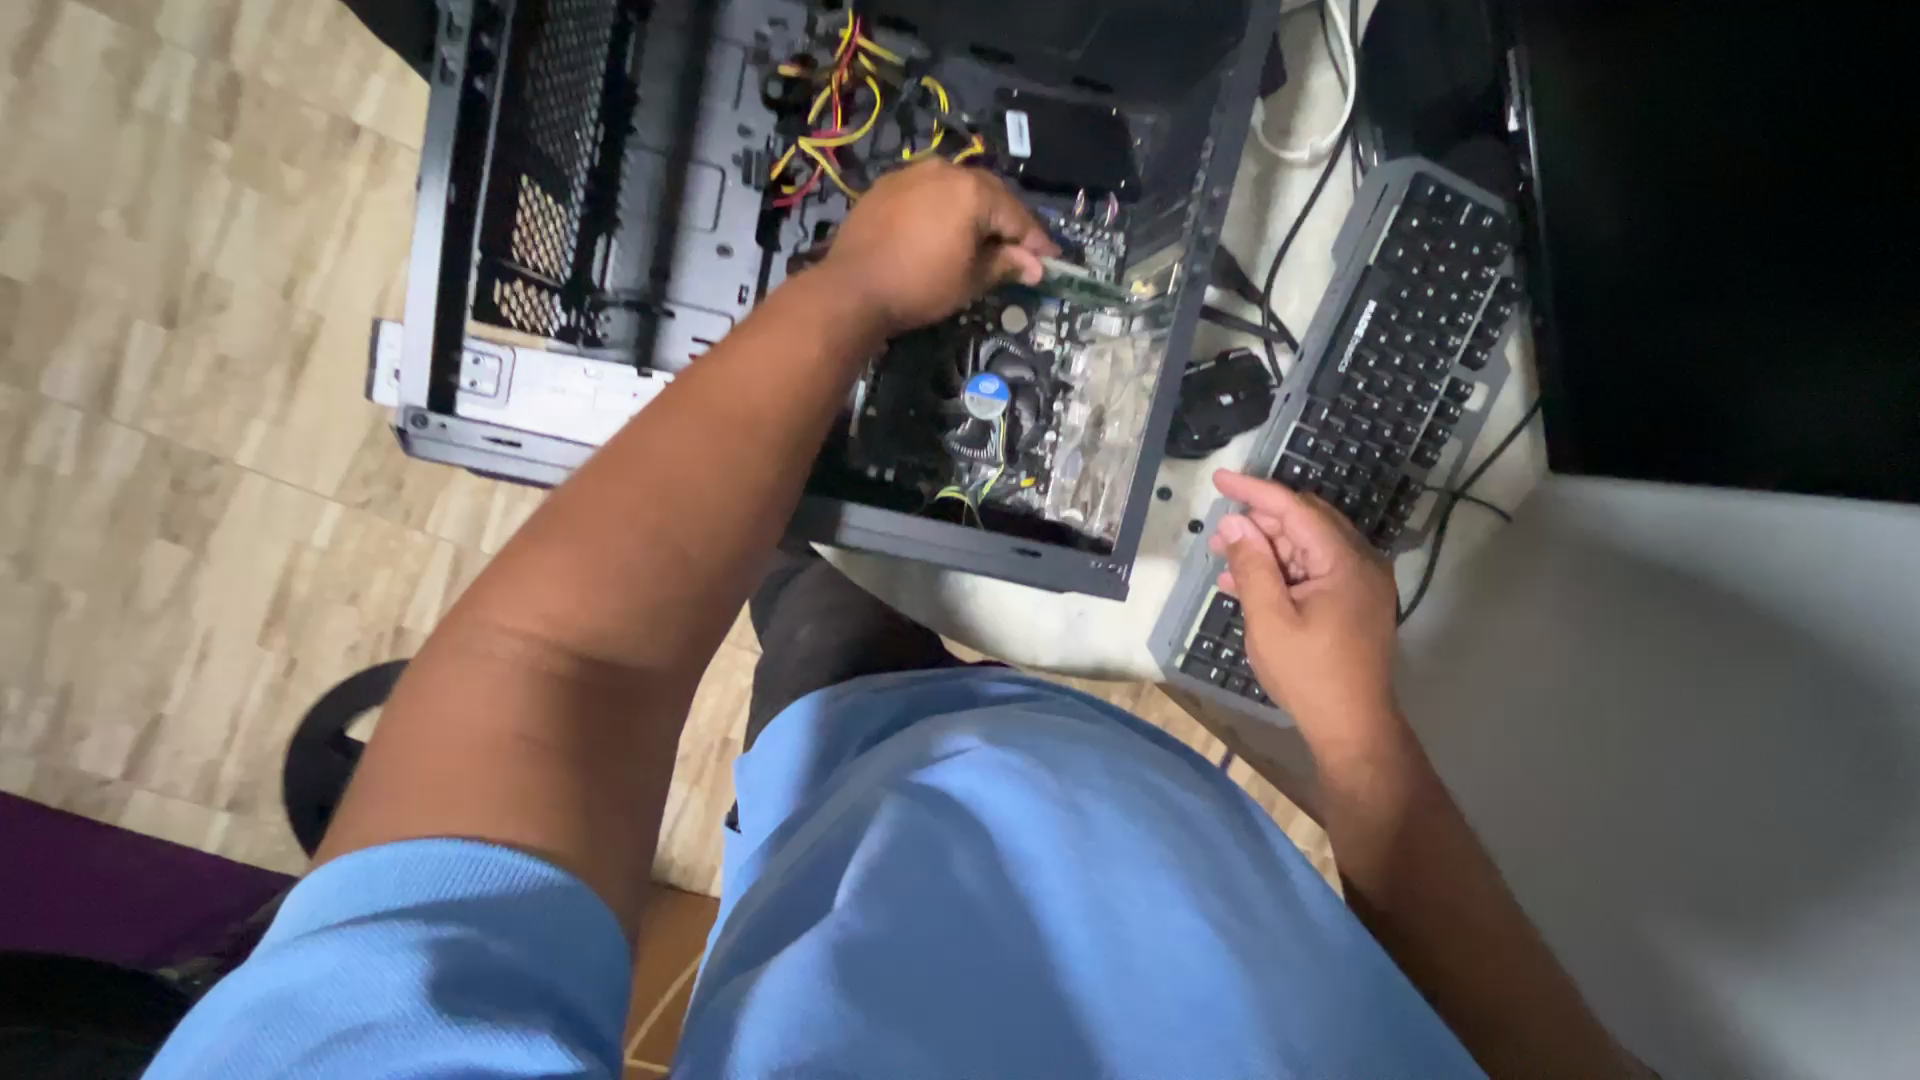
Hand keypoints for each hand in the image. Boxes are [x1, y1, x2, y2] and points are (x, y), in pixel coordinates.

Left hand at [817, 161, 1058, 336]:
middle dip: (1007, 223)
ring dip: (975, 213)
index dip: (1036, 241)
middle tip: (1019, 250)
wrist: (852, 288)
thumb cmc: (920, 286)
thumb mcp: (970, 281)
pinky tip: (943, 230)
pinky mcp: (886, 185)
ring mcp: (912, 173)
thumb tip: (1035, 266)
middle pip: (989, 194)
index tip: (1050, 260)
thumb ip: (1005, 265)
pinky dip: (943, 210)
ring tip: (982, 240)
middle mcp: (945, 170)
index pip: (1017, 215)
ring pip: (956, 189)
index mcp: (973, 191)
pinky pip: (927, 193)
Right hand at [1207, 470, 1401, 739]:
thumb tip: (1234, 524)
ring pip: (1306, 546)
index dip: (1254, 491)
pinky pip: (1313, 570)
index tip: (1219, 479)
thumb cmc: (1308, 674)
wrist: (1352, 726)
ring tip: (1222, 556)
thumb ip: (1252, 566)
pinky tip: (1243, 583)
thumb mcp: (1269, 619)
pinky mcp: (1353, 601)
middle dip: (1258, 521)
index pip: (1295, 509)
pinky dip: (1280, 570)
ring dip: (1265, 547)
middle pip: (1304, 522)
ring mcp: (1360, 583)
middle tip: (1217, 531)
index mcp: (1345, 562)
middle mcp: (1360, 562)